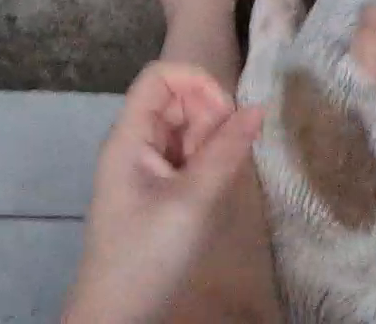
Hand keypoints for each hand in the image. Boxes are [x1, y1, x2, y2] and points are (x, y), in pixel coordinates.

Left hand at [62, 62, 265, 323]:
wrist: (116, 321)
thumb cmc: (146, 256)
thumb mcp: (192, 201)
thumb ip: (227, 150)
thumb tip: (259, 106)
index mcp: (130, 138)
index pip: (160, 76)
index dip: (196, 79)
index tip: (225, 111)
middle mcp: (136, 142)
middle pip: (178, 98)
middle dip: (210, 114)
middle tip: (227, 152)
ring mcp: (147, 165)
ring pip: (188, 125)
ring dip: (212, 139)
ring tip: (218, 177)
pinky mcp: (159, 186)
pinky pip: (189, 152)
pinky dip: (208, 158)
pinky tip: (214, 186)